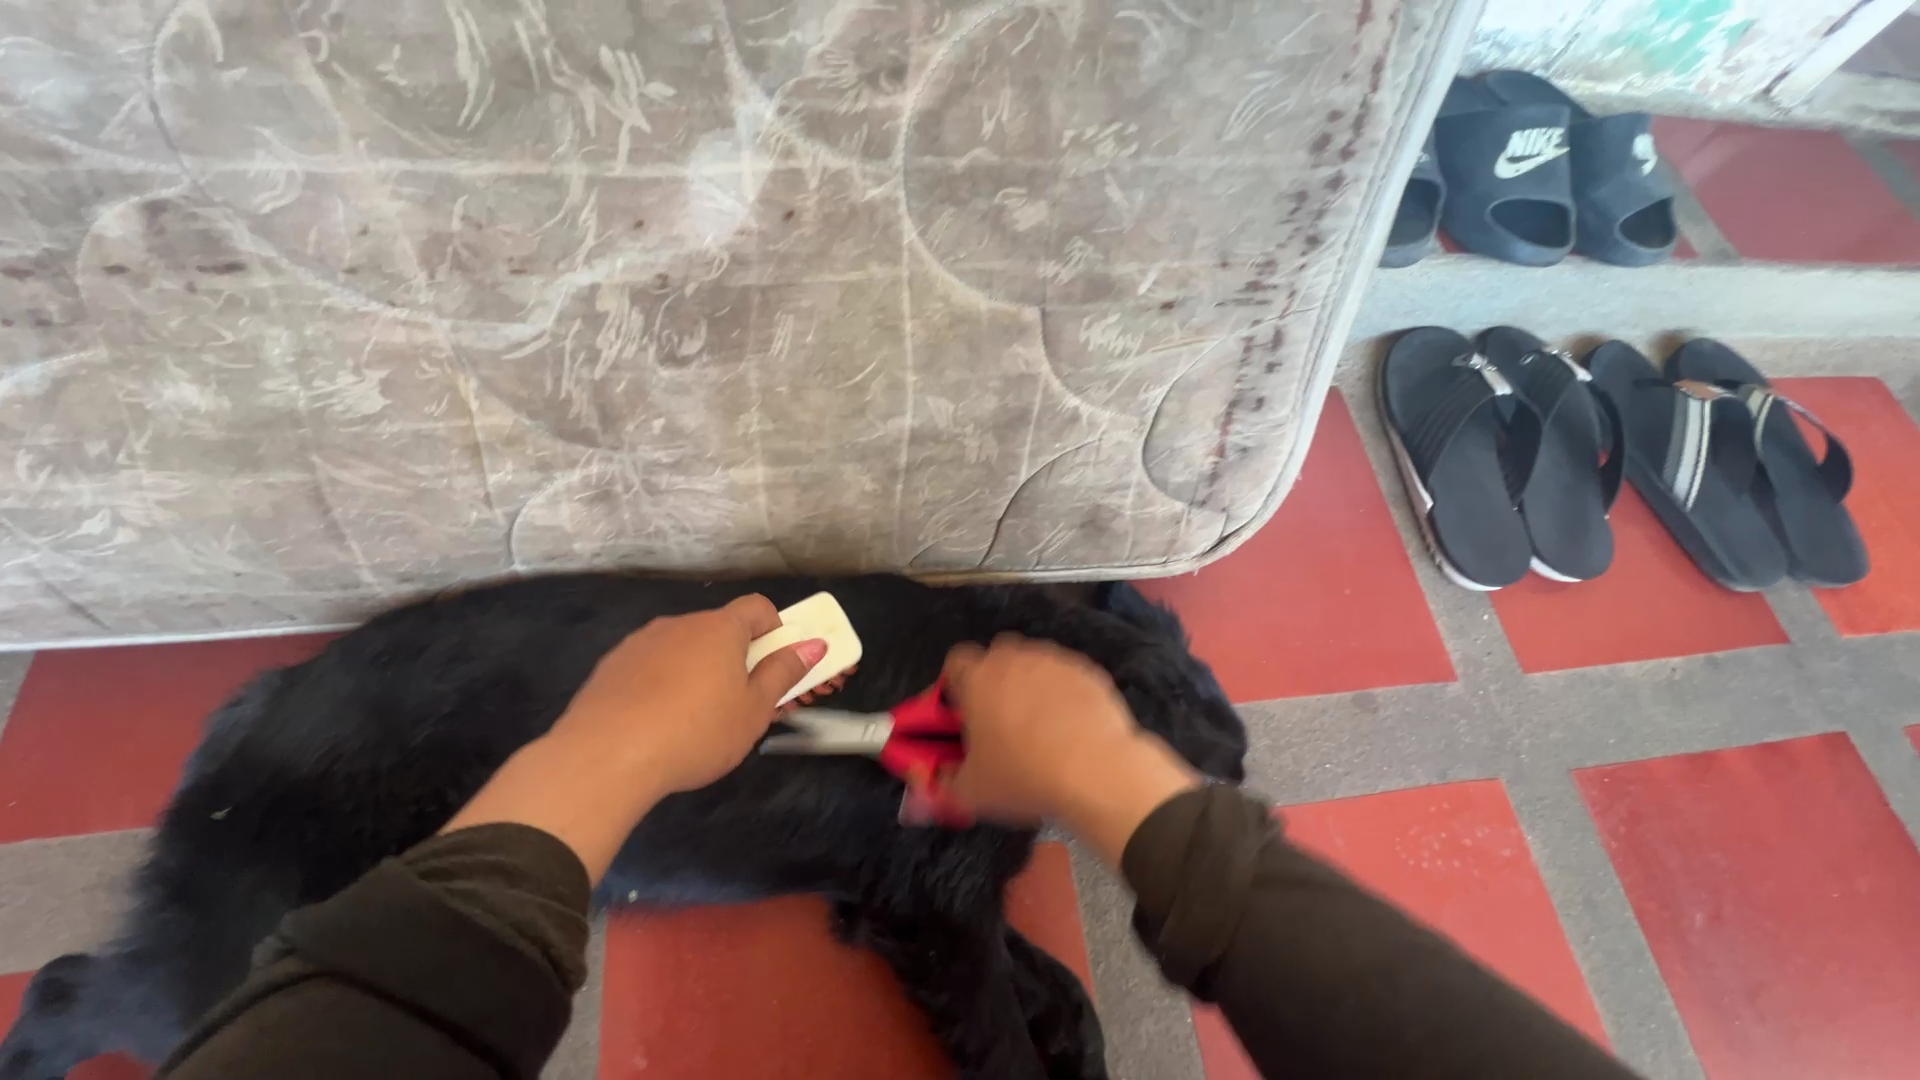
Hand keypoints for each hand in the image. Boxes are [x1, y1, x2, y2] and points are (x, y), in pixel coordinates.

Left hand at [442, 595, 823, 881]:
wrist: (604, 758)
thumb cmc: (696, 732)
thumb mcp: (754, 710)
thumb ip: (784, 674)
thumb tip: (812, 646)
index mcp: (720, 629)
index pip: (758, 608)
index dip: (775, 631)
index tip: (776, 665)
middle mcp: (679, 624)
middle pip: (719, 630)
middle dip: (737, 659)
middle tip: (742, 703)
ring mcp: (640, 644)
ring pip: (682, 650)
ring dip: (697, 672)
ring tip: (695, 721)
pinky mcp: (610, 668)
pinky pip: (649, 668)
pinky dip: (661, 686)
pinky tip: (656, 725)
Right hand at [940, 636, 1199, 862]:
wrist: (1096, 771)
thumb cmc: (1024, 775)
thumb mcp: (973, 791)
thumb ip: (943, 784)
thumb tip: (926, 790)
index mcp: (978, 678)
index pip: (956, 661)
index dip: (957, 683)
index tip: (964, 710)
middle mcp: (1014, 658)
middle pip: (997, 657)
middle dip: (995, 680)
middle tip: (1000, 719)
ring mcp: (1055, 661)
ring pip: (1034, 664)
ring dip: (1031, 685)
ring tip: (1041, 726)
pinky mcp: (1088, 671)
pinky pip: (1067, 677)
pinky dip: (1065, 694)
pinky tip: (1072, 726)